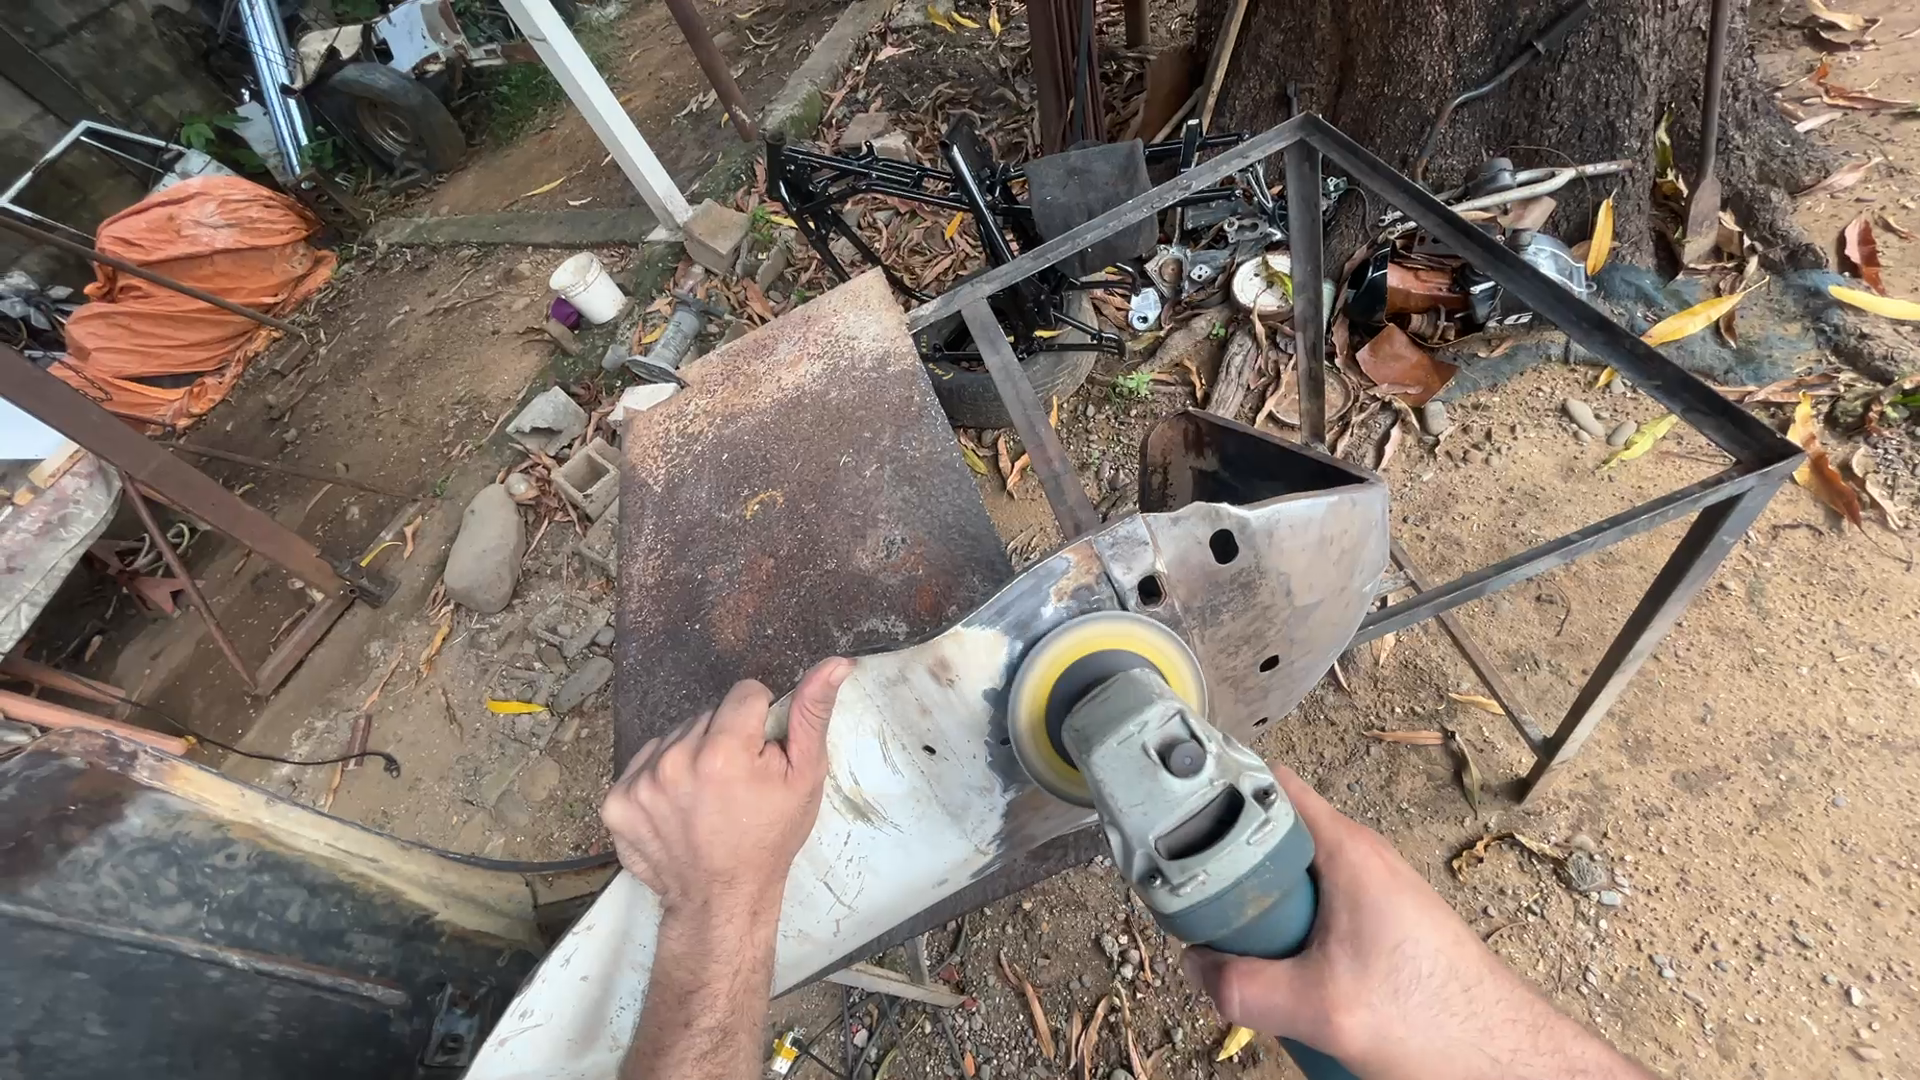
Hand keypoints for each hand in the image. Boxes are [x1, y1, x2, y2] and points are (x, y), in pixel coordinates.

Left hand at [601, 657, 852, 924]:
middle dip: (726, 735)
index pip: (745, 693)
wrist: (722, 900)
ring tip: (709, 792)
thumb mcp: (806, 775)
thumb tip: (835, 663)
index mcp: (724, 750)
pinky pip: (645, 761)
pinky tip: (680, 802)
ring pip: (678, 735)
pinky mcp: (615, 801)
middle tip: (738, 779)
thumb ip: (812, 712)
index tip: (762, 754)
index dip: (760, 719)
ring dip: (694, 753)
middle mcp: (675, 760)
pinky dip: (663, 774)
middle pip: (709, 714)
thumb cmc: (772, 836)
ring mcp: (639, 782)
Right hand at [1181, 766, 1649, 1079]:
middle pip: (1270, 826)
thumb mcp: (1327, 1009)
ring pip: (1288, 867)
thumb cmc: (1436, 1019)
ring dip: (1256, 893)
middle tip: (1192, 884)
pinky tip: (1278, 961)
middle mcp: (1354, 852)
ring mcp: (1367, 884)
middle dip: (1227, 852)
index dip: (1219, 784)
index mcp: (1342, 847)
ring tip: (1229, 929)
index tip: (1177, 807)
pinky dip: (1284, 917)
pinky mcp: (1376, 916)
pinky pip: (1311, 898)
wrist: (1516, 1064)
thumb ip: (1249, 988)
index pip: (1268, 781)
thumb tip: (1194, 966)